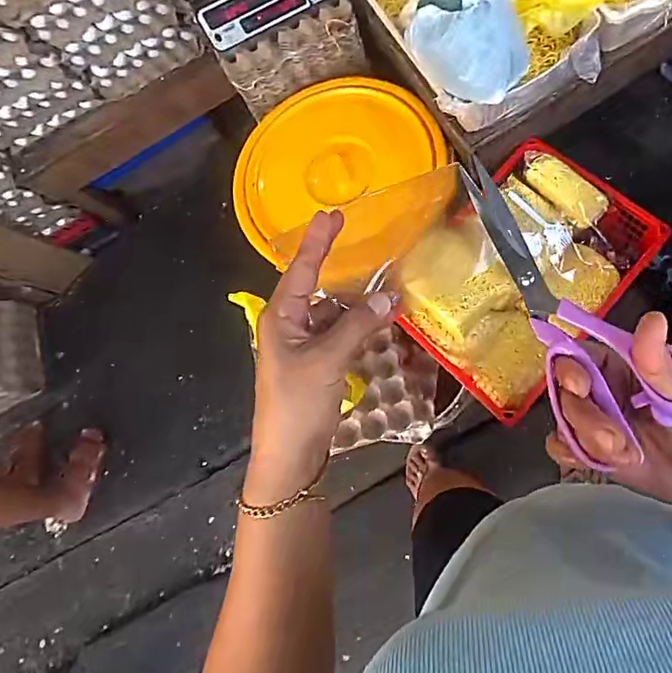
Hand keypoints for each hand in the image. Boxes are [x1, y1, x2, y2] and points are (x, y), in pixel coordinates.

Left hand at [245, 211, 396, 502]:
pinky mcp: (318, 363)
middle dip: (343, 272)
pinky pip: (341, 333)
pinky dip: (359, 326)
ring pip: (334, 312)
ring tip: (387, 292)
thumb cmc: (297, 404)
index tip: (332, 215)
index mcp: (281, 317)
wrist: (290, 457)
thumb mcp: (328, 360)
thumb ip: (358, 325)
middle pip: (319, 288)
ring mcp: (304, 345)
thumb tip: (390, 296)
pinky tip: (380, 323)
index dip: (318, 241)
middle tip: (370, 249)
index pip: (301, 269)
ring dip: (357, 304)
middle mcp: (290, 325)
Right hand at [544, 311, 671, 515]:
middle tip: (613, 438)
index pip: (579, 354)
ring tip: (626, 453)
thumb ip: (658, 364)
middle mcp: (603, 388)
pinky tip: (603, 462)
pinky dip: (574, 456)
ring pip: (564, 420)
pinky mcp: (593, 451)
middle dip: (583, 417)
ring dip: (587, 440)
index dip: (569, 366)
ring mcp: (596, 419)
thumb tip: (653, 320)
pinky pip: (563, 447)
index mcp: (622, 364)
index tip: (580, 386)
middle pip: (566, 390)